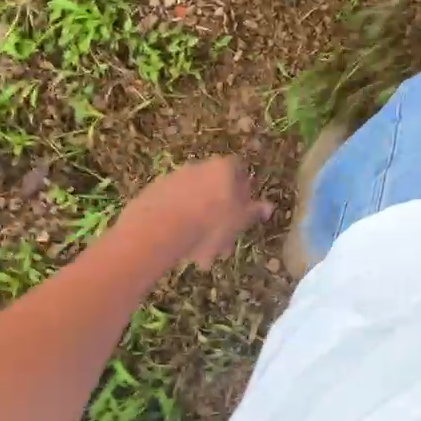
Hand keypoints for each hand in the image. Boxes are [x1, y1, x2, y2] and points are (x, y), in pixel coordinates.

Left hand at [116, 157, 272, 268]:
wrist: (158, 230)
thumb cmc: (210, 223)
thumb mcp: (239, 220)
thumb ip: (253, 212)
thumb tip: (269, 207)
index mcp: (224, 168)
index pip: (239, 170)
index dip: (243, 189)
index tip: (243, 209)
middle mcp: (199, 167)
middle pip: (214, 186)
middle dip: (219, 212)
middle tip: (221, 238)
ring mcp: (173, 178)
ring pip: (192, 199)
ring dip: (197, 221)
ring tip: (197, 253)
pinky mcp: (151, 193)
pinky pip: (171, 207)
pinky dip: (176, 222)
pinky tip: (176, 246)